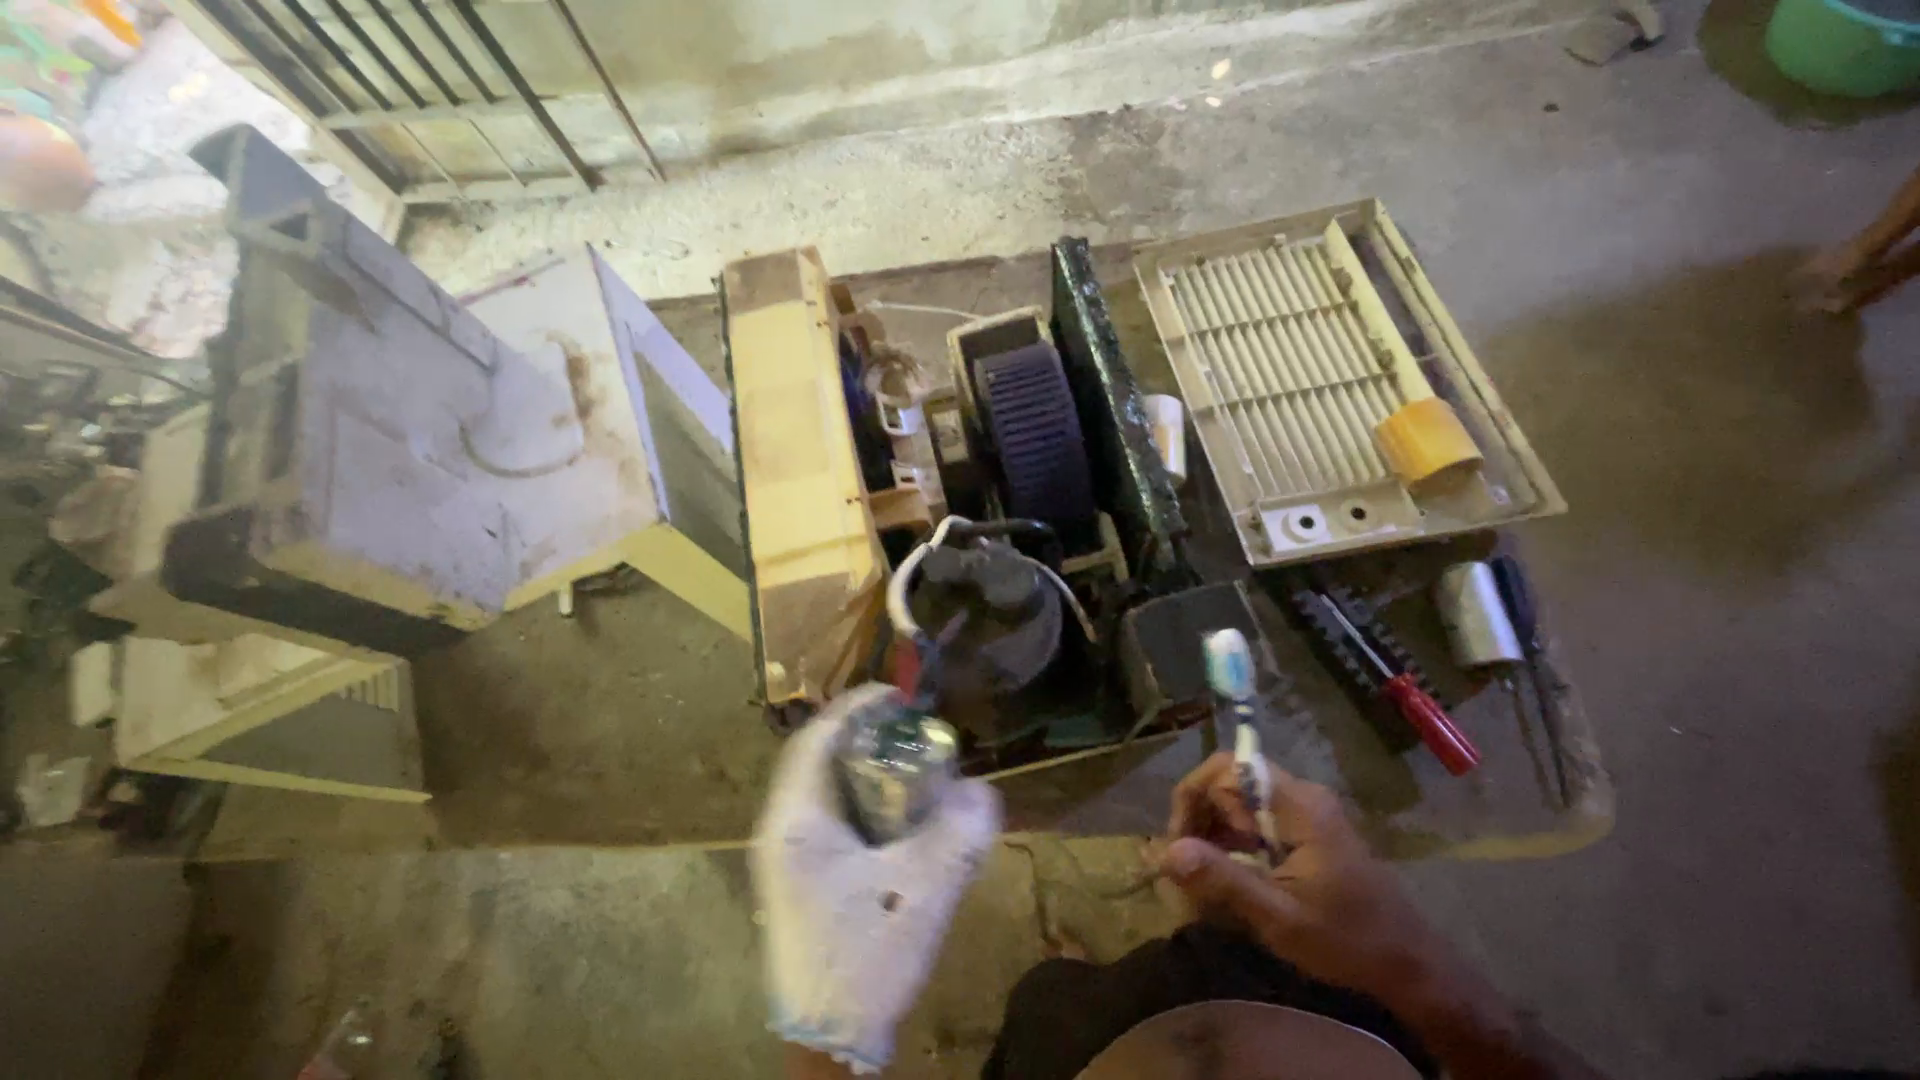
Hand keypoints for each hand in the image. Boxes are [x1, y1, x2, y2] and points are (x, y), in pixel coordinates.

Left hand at [752, 683, 1000, 1073]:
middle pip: (817, 758)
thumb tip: (982, 790)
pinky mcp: (799, 877)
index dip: (856, 708)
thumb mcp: (924, 894)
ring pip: (822, 787)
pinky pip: (828, 815)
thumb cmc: (865, 960)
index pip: (816, 739)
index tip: (899, 695)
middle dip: (864, 735)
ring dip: (862, 767)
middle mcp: (780, 830)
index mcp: (795, 823)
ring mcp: (785, 856)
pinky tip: (898, 813)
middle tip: (913, 727)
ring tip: (911, 761)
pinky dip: (861, 798)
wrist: (829, 1040)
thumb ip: (958, 834)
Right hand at [1161, 752, 1458, 1007]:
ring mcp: (1306, 814)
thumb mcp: (1279, 917)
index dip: (1193, 795)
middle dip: (1199, 820)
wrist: (1411, 965)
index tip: (1179, 841)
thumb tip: (1166, 852)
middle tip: (1185, 869)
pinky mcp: (1307, 834)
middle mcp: (1301, 797)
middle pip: (1230, 784)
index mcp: (1298, 805)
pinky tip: (1226, 881)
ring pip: (1240, 804)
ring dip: (1213, 835)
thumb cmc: (1347, 940)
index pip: (1228, 768)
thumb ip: (1223, 880)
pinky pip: (1256, 824)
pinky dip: (1234, 846)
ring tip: (1200, 880)